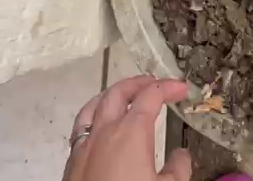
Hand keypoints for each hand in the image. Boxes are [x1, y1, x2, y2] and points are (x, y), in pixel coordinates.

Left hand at [63, 76, 192, 180]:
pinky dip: (94, 117)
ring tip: (124, 98)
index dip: (168, 87)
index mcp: (131, 131)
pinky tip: (101, 130)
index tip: (182, 89)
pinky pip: (81, 128)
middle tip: (154, 84)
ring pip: (94, 106)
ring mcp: (83, 147)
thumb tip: (181, 155)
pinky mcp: (71, 165)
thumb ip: (178, 169)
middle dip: (138, 83)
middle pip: (118, 92)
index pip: (151, 95)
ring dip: (112, 96)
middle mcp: (105, 131)